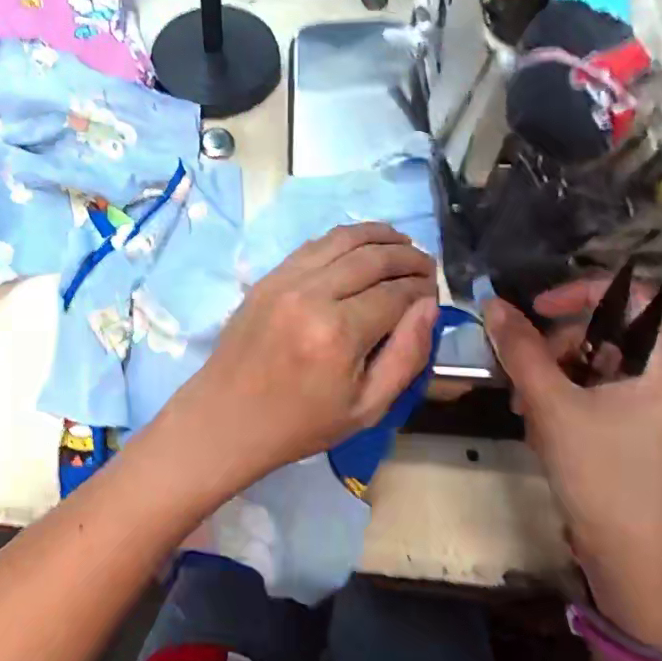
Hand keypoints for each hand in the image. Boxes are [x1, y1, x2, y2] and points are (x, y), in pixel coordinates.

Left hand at [158, 223, 437, 494]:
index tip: (434, 294)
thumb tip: (430, 307)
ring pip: (342, 240)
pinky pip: (313, 245)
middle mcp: (312, 295)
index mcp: (339, 333)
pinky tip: (361, 245)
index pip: (396, 294)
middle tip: (426, 267)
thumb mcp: (367, 408)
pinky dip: (343, 238)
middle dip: (408, 257)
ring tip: (402, 243)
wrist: (227, 418)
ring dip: (379, 236)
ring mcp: (285, 281)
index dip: (422, 290)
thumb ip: (407, 355)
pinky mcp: (267, 278)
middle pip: (373, 258)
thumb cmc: (301, 424)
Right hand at [484, 278, 661, 650]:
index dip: (579, 292)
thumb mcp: (551, 406)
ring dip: (564, 370)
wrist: (639, 562)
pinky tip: (549, 422)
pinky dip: (580, 393)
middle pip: (617, 329)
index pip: (634, 295)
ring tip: (529, 405)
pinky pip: (618, 389)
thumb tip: (494, 305)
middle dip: (562, 343)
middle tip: (525, 373)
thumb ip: (521, 350)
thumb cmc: (600, 476)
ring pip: (612, 361)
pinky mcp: (661, 429)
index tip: (536, 310)